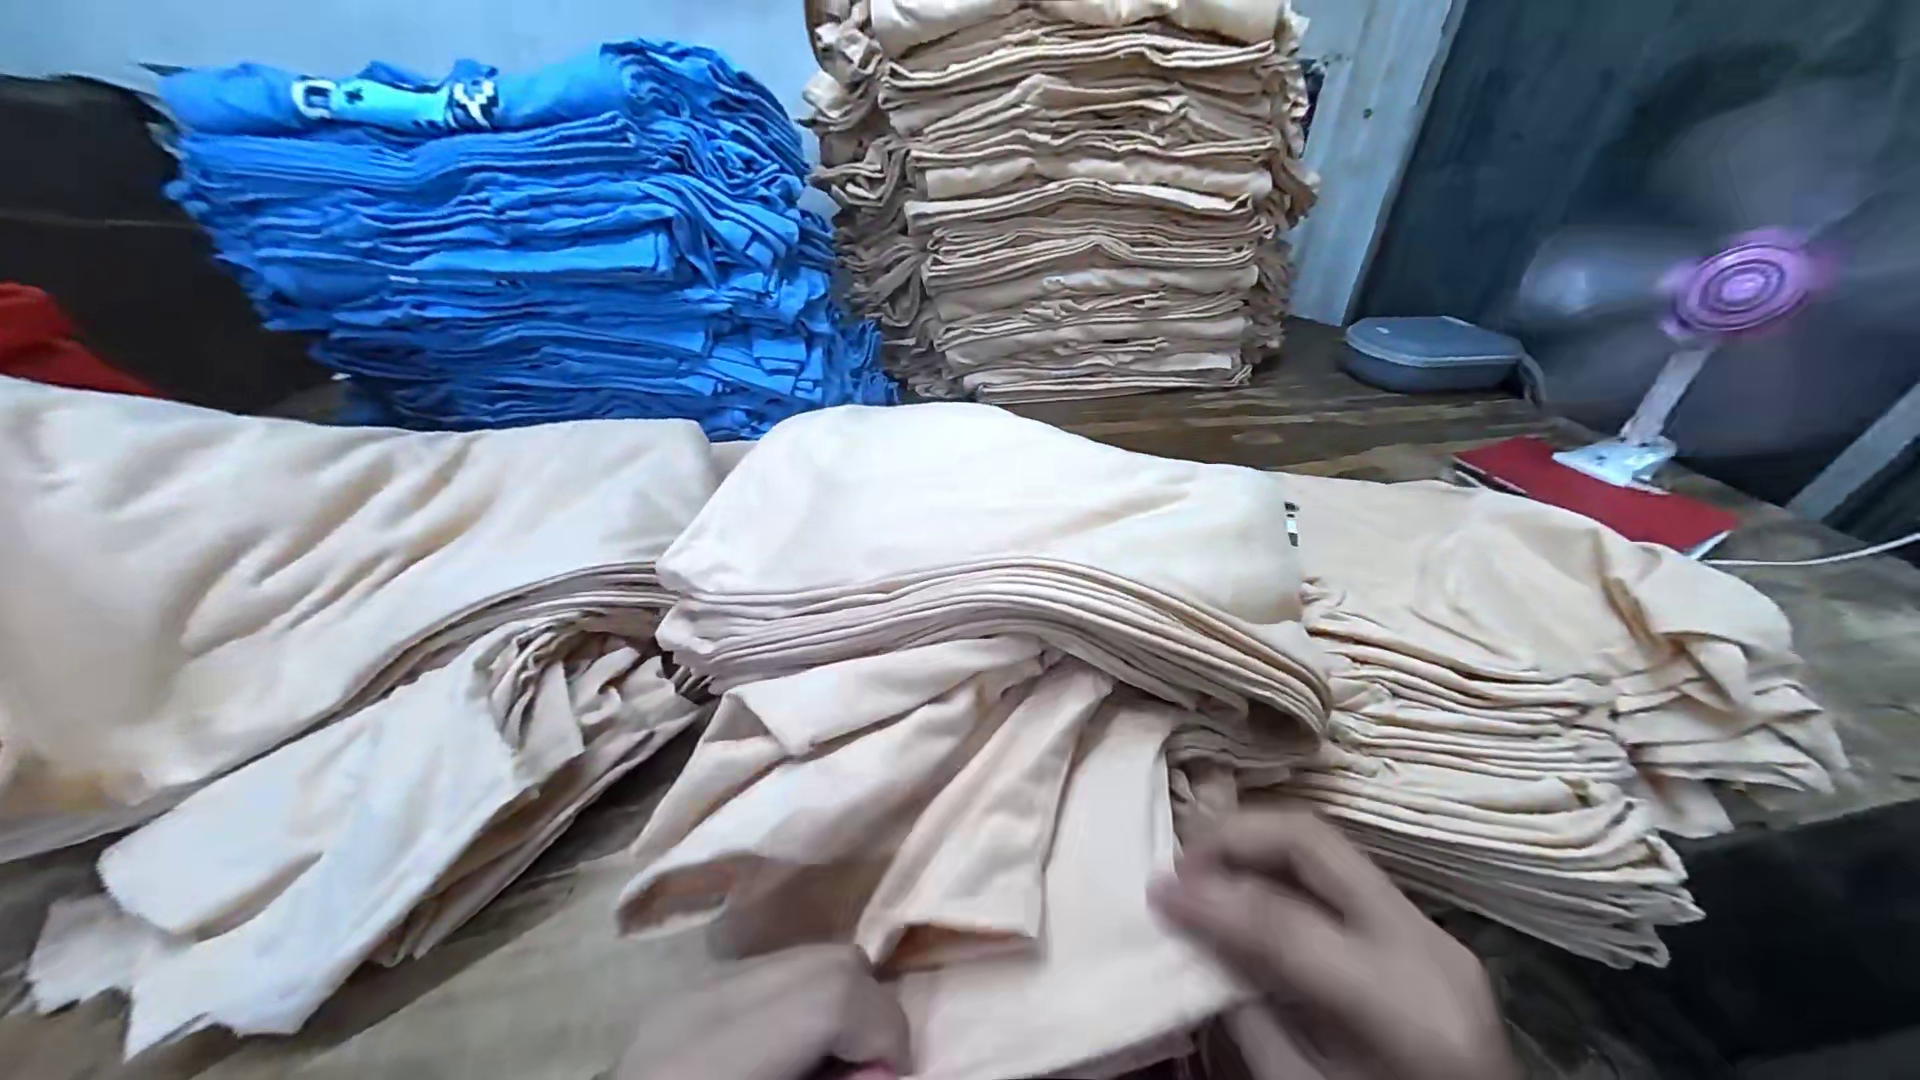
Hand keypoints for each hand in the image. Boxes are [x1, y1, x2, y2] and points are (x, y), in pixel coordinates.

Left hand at [616, 945, 910, 1079]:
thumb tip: (886, 1067)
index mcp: (715, 1054)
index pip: (833, 992)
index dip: (883, 1030)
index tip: (891, 1078)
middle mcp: (702, 1001)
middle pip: (829, 959)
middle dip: (868, 1010)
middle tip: (865, 1072)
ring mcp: (691, 991)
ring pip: (806, 956)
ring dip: (838, 1001)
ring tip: (826, 1062)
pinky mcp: (687, 995)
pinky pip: (775, 972)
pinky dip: (803, 1002)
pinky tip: (787, 1052)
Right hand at [1151, 808, 1516, 1079]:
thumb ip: (1242, 1002)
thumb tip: (1188, 927)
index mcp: (1405, 1009)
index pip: (1283, 923)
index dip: (1209, 899)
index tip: (1155, 889)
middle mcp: (1427, 948)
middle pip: (1311, 841)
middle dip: (1232, 837)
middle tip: (1182, 862)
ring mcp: (1432, 931)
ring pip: (1322, 842)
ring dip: (1252, 844)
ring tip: (1204, 870)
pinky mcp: (1424, 928)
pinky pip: (1336, 872)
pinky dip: (1279, 866)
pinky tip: (1246, 887)